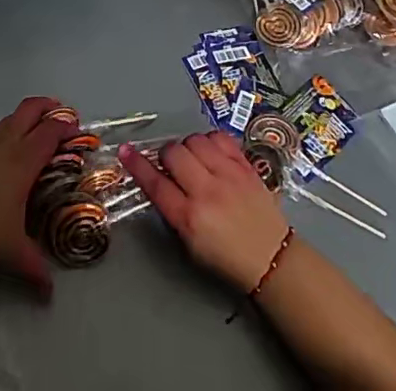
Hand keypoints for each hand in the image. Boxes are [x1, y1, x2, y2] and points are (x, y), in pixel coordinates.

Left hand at [0, 96, 74, 297]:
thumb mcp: (8, 248)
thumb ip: (32, 265)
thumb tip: (50, 291)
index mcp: (24, 160)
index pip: (52, 130)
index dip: (68, 127)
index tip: (78, 135)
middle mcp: (8, 145)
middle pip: (32, 109)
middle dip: (50, 107)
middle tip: (62, 119)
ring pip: (12, 118)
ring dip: (29, 118)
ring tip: (37, 133)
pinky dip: (9, 133)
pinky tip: (7, 156)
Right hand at [120, 131, 290, 291]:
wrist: (269, 255)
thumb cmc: (225, 256)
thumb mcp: (189, 243)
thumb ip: (173, 211)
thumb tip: (161, 183)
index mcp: (189, 217)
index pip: (156, 184)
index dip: (137, 165)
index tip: (125, 151)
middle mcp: (207, 190)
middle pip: (174, 153)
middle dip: (166, 155)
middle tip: (171, 165)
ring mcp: (229, 174)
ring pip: (196, 140)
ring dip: (188, 146)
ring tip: (193, 158)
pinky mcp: (246, 164)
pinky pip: (221, 138)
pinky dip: (210, 140)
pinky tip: (211, 151)